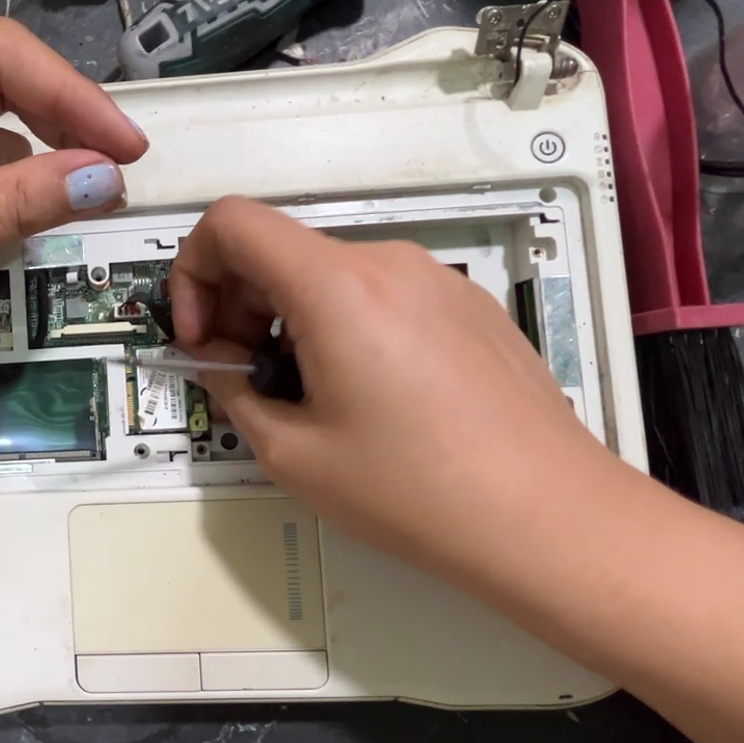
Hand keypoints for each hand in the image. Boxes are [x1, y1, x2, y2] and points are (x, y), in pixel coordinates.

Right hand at [169, 196, 622, 561]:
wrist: (550, 519)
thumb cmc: (409, 489)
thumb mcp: (290, 452)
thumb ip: (231, 389)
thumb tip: (217, 359)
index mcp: (335, 286)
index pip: (231, 222)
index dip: (193, 271)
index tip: (201, 339)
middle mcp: (386, 262)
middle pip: (277, 250)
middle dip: (236, 306)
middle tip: (244, 379)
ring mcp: (435, 279)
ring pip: (325, 274)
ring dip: (286, 319)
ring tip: (304, 395)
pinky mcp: (467, 305)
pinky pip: (376, 294)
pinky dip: (339, 325)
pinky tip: (365, 395)